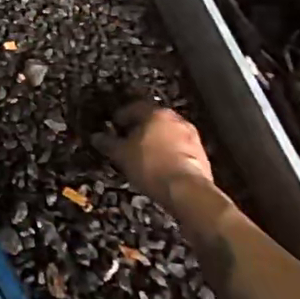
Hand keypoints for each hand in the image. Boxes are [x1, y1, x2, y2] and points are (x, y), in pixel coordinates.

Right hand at [91, 102, 213, 201]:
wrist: (187, 191)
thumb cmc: (150, 165)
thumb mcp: (121, 155)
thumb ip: (108, 143)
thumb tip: (97, 137)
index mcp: (157, 114)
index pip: (135, 107)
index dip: (122, 115)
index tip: (115, 124)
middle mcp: (177, 121)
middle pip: (155, 120)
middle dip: (141, 128)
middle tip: (128, 139)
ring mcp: (192, 138)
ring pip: (169, 135)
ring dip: (157, 142)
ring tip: (144, 155)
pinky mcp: (202, 156)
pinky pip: (180, 150)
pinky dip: (169, 154)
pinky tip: (160, 167)